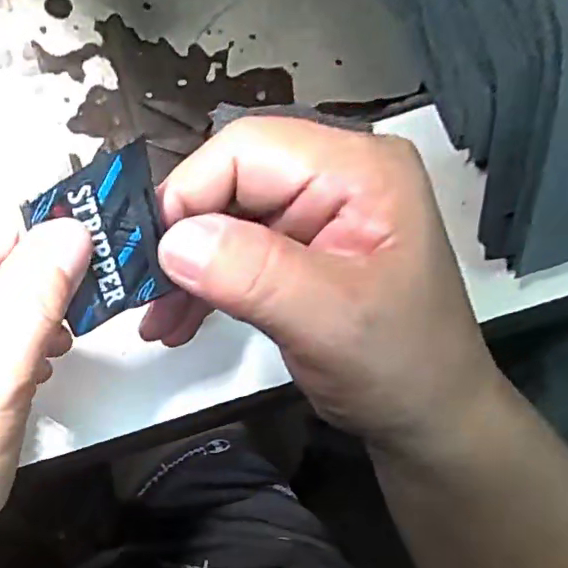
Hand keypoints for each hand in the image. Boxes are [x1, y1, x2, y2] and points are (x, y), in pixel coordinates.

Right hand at [139, 117, 502, 457]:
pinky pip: (233, 260)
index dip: (189, 195)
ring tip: (156, 321)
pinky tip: (177, 325)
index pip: (247, 151)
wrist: (425, 416)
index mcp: (355, 173)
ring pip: (223, 225)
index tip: (150, 259)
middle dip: (180, 241)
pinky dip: (201, 291)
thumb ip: (253, 274)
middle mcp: (332, 183)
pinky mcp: (296, 260)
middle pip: (229, 186)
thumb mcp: (327, 319)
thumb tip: (172, 242)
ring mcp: (313, 222)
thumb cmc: (398, 367)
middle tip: (143, 296)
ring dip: (184, 273)